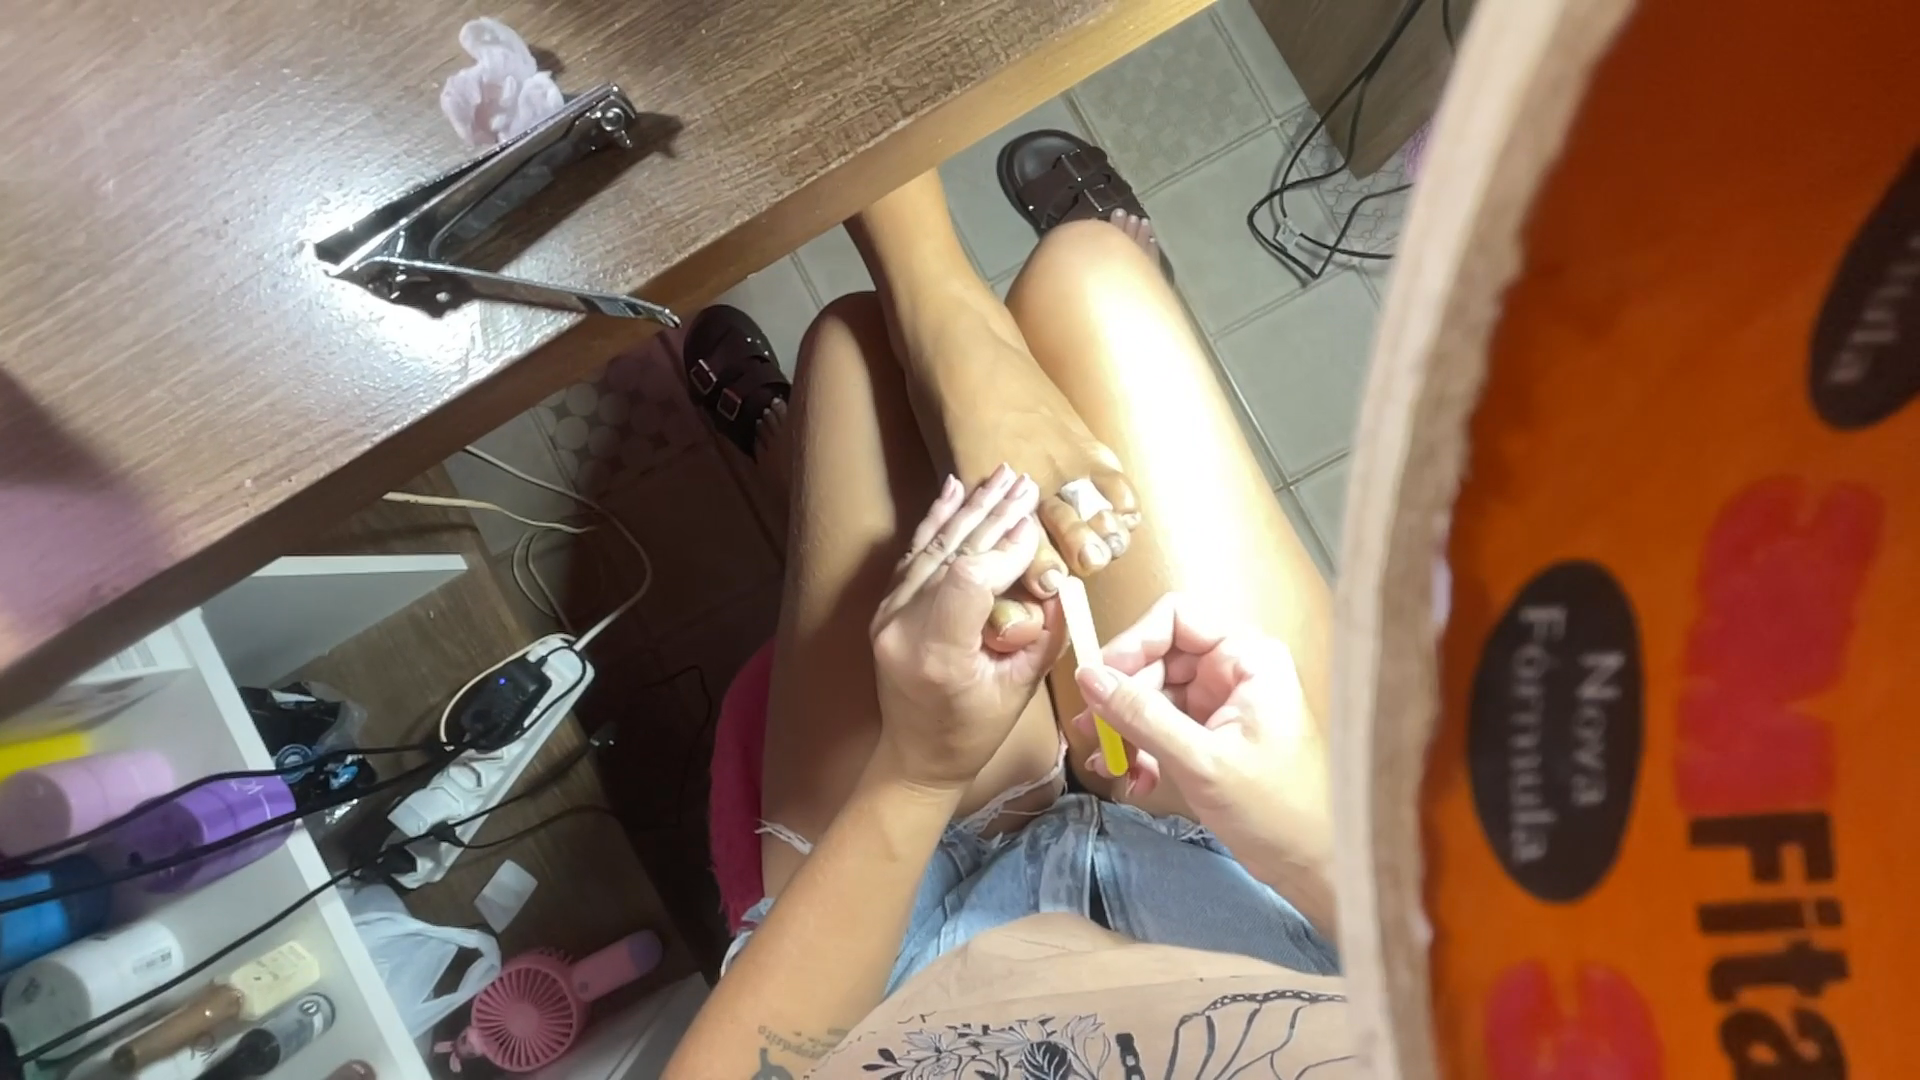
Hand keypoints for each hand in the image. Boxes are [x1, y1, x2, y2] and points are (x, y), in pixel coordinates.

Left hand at [870, 464, 1062, 790]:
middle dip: (993, 516)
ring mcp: (887, 615)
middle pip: (952, 554)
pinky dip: (935, 521)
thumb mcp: (1020, 689)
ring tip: (998, 476)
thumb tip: (1055, 576)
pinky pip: (913, 556)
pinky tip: (953, 490)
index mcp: (937, 653)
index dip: (1006, 548)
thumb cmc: (972, 732)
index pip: (969, 578)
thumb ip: (1042, 632)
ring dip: (969, 509)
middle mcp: (901, 627)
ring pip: (932, 547)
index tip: (1034, 526)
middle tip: (1023, 483)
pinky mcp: (886, 608)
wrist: (915, 754)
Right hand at [1070, 593, 1331, 879]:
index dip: (1134, 641)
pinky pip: (1157, 723)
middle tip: (1094, 728)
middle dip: (1121, 695)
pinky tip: (1134, 777)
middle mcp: (1231, 668)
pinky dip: (1140, 747)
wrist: (1314, 869)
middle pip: (1155, 657)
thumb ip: (1141, 716)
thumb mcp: (1201, 761)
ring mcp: (1217, 700)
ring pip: (1150, 692)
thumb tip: (1088, 677)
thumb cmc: (1279, 812)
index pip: (1176, 617)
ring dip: (1124, 726)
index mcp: (1247, 657)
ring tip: (1108, 760)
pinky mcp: (1207, 731)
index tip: (1101, 678)